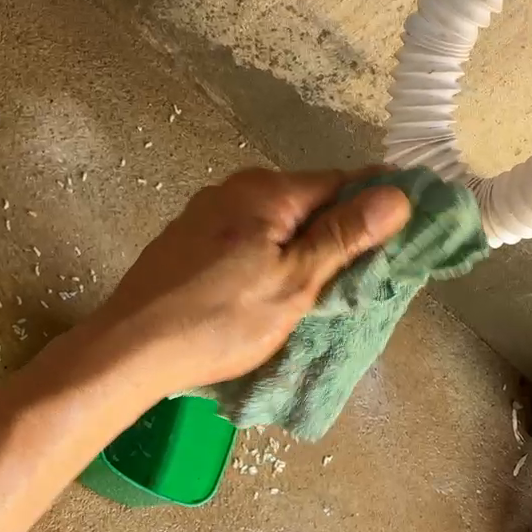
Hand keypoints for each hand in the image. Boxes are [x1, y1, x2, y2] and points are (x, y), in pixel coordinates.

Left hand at [79, 167, 411, 396]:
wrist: (130, 349)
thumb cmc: (218, 320)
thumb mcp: (293, 282)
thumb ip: (342, 236)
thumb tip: (396, 193)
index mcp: (265, 191)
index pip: (342, 182)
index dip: (375, 208)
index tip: (401, 238)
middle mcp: (231, 191)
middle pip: (304, 204)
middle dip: (334, 236)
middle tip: (355, 282)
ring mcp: (201, 218)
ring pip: (270, 227)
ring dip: (296, 253)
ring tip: (311, 297)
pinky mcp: (183, 247)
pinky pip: (240, 245)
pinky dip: (261, 263)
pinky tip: (260, 297)